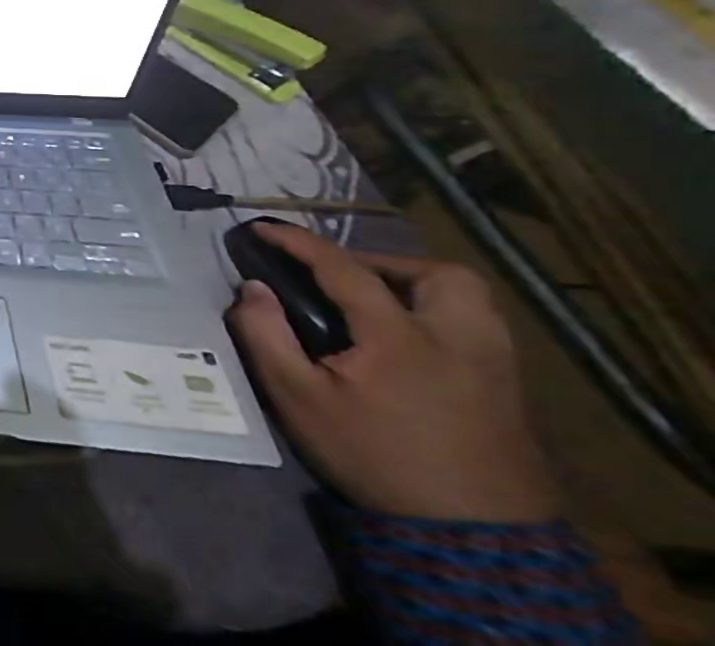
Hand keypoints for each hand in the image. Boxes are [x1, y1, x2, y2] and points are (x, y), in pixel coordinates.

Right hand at [228, 222, 560, 522]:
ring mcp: (494, 361)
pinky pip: (476, 324)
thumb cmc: (374, 456)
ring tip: (377, 303)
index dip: (298, 242)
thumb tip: (251, 287)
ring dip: (417, 285)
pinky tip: (411, 339)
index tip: (260, 227)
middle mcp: (457, 335)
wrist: (471, 532)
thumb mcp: (298, 398)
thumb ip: (266, 335)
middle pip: (435, 273)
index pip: (343, 267)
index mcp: (401, 334)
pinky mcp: (509, 387)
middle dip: (381, 263)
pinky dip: (439, 313)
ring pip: (468, 296)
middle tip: (340, 278)